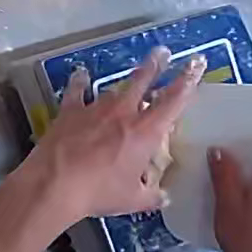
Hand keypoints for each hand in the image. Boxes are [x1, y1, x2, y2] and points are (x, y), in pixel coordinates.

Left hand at [13, 47, 204, 230]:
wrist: (56, 183)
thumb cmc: (99, 192)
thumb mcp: (133, 200)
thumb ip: (151, 196)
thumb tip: (163, 196)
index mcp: (145, 132)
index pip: (174, 101)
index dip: (188, 81)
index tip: (196, 64)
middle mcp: (123, 113)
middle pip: (142, 81)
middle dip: (155, 65)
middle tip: (162, 51)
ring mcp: (95, 108)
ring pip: (113, 89)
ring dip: (122, 84)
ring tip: (128, 76)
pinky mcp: (70, 110)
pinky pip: (77, 91)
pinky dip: (80, 82)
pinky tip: (80, 75)